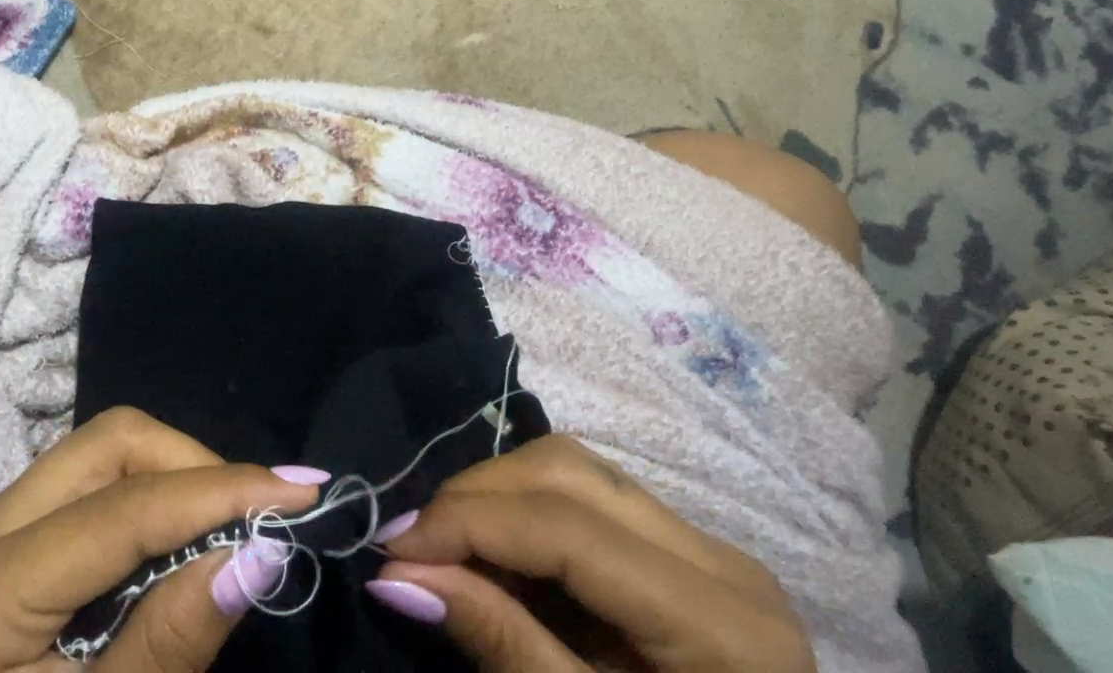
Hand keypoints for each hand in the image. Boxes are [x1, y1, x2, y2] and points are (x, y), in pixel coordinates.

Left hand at [0, 407, 322, 672]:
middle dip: (197, 468)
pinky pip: (89, 479)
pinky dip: (149, 493)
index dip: (218, 493)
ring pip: (101, 450)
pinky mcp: (5, 534)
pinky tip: (181, 538)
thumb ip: (172, 642)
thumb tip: (261, 553)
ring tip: (229, 530)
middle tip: (261, 519)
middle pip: (109, 445)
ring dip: (177, 475)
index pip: (121, 509)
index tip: (304, 492)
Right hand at [366, 435, 816, 672]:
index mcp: (721, 625)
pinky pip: (589, 496)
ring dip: (495, 496)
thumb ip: (501, 644)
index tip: (390, 551)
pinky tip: (497, 559)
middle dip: (474, 496)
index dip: (468, 524)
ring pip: (575, 468)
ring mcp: (709, 549)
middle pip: (567, 471)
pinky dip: (526, 512)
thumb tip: (396, 578)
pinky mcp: (688, 552)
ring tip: (447, 553)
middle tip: (411, 548)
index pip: (567, 526)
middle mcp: (722, 562)